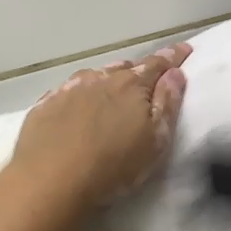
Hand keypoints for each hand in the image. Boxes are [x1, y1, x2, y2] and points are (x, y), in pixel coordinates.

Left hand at [10, 43, 191, 204]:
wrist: (49, 181)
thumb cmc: (112, 165)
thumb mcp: (155, 141)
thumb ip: (168, 103)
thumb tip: (176, 73)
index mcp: (132, 84)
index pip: (158, 63)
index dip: (173, 56)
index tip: (184, 49)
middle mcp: (101, 78)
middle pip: (126, 68)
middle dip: (139, 70)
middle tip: (147, 79)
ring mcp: (70, 89)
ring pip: (96, 76)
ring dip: (108, 80)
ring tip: (112, 91)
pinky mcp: (46, 105)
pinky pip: (68, 92)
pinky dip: (79, 95)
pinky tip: (76, 107)